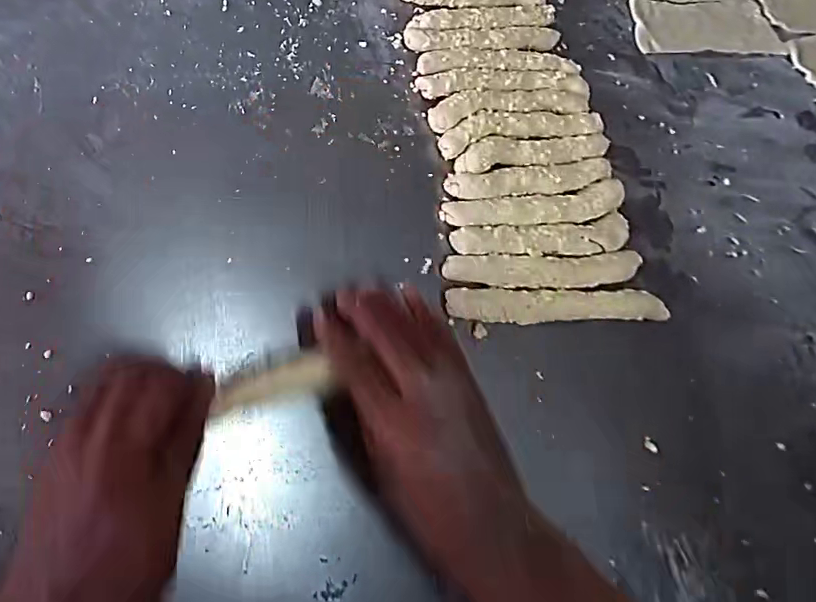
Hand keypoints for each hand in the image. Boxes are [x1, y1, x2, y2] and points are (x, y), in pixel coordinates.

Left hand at [0, 357, 212, 601]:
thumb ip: (185, 445)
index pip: (167, 388)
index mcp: (130, 448)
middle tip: (184, 386)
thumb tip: (201, 402)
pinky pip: (88, 397)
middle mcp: (96, 434)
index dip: (192, 382)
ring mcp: (72, 437)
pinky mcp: (57, 445)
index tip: (204, 384)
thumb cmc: (117, 569)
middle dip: (166, 373)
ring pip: (109, 378)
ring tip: (156, 393)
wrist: (61, 599)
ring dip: (138, 377)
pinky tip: (123, 409)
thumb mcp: (168, 510)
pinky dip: (111, 391)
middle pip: (135, 374)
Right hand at [316, 286, 628, 601]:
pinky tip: (409, 295)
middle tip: (340, 294)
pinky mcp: (468, 378)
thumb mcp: (381, 472)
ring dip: (387, 304)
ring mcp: (449, 381)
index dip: (334, 338)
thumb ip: (359, 420)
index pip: (355, 366)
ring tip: (366, 288)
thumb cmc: (429, 510)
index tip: (320, 318)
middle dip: (359, 311)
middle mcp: (421, 392)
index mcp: (392, 422)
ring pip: (412, 328)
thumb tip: (340, 380)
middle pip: (385, 336)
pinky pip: (442, 334)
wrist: (495, 528)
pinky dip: (423, 311)